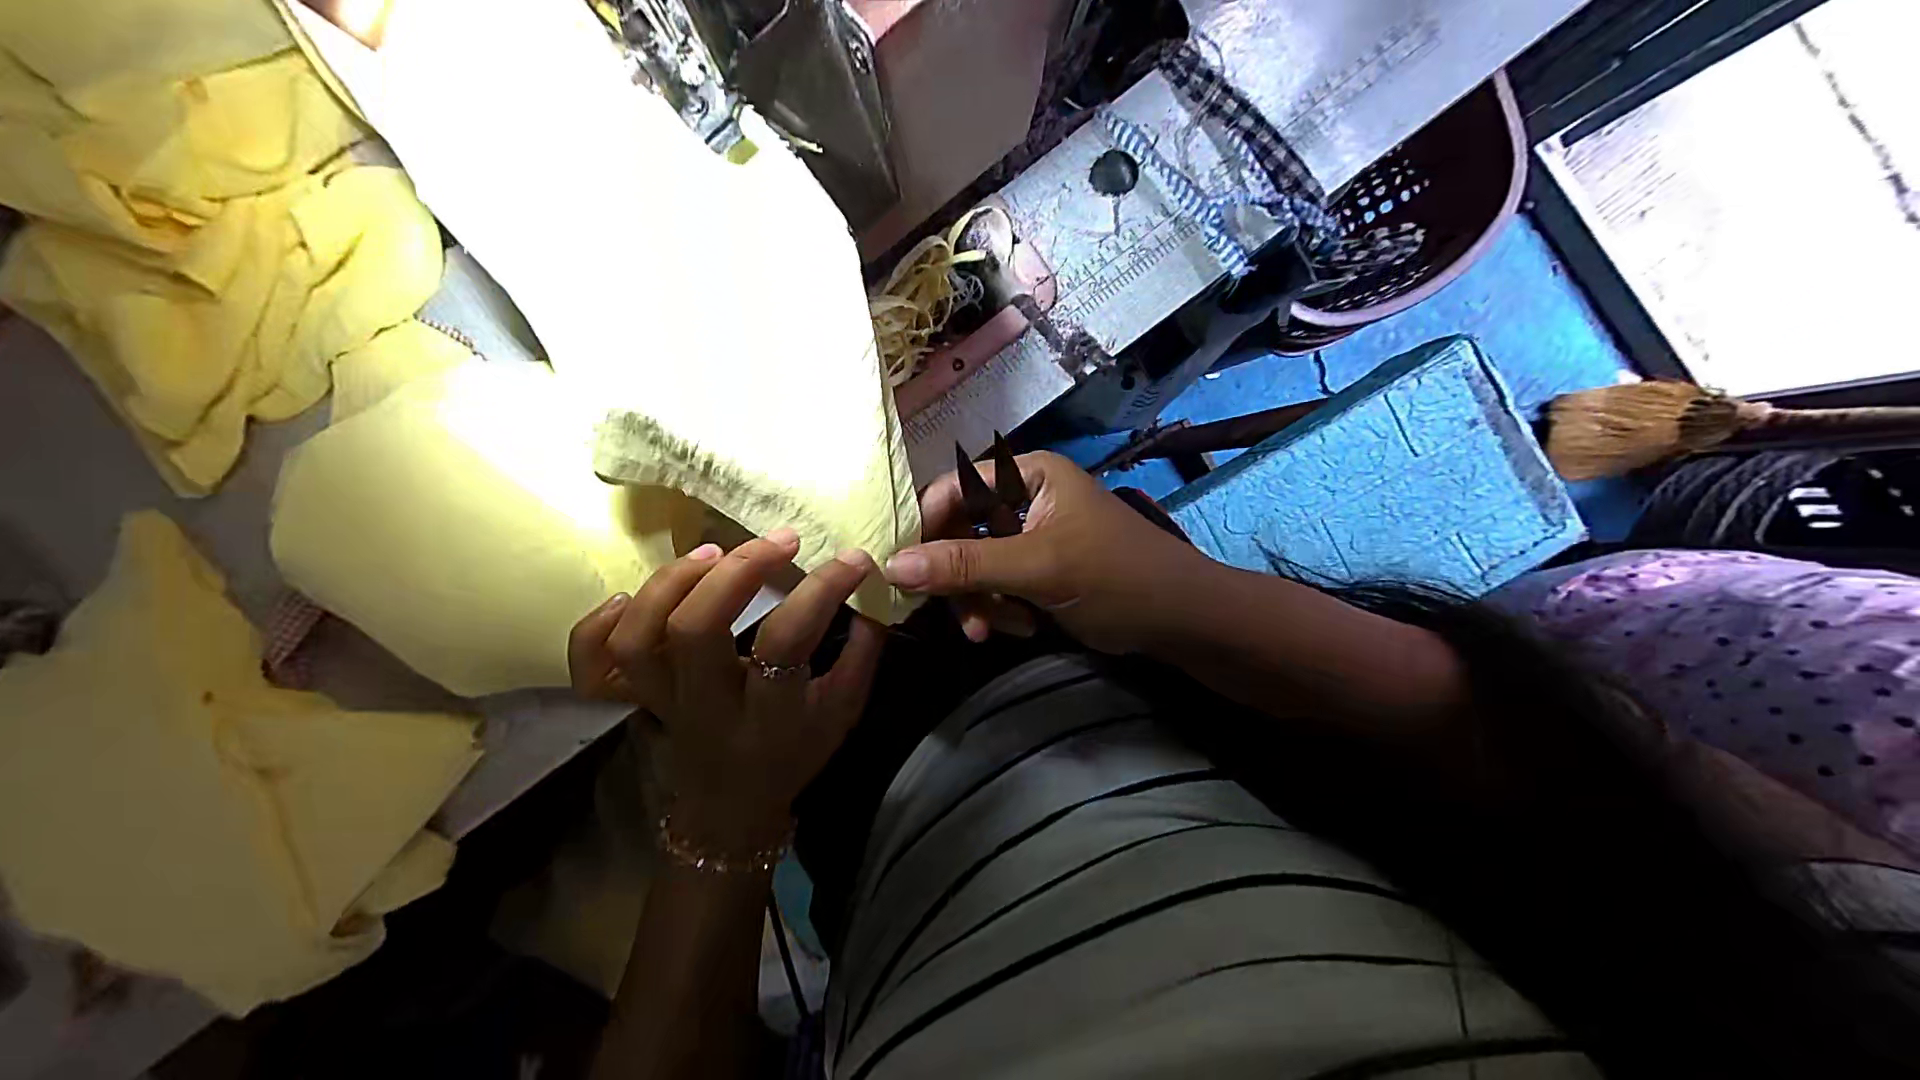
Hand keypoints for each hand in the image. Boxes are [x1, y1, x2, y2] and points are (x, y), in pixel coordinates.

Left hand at [568, 530, 885, 851]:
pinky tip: (633, 595)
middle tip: (781, 542)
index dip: (820, 591)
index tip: (852, 559)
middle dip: (738, 572)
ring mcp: (661, 704)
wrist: (731, 811)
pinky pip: (592, 664)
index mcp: (767, 718)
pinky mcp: (632, 700)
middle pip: (696, 631)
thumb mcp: (843, 713)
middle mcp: (706, 709)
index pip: (786, 643)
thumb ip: (861, 653)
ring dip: (672, 583)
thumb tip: (868, 588)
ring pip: (638, 640)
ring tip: (715, 552)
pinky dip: (599, 622)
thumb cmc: (794, 755)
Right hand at [884, 451, 1222, 654]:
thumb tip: (893, 566)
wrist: (1180, 622)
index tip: (905, 570)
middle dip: (961, 580)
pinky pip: (995, 586)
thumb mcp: (1039, 567)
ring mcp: (1030, 536)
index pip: (953, 490)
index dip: (926, 528)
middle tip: (962, 618)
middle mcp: (1023, 498)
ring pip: (974, 566)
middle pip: (960, 533)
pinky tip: (1024, 629)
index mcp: (1026, 475)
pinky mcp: (1036, 571)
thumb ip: (966, 565)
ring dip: (981, 602)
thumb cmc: (1116, 577)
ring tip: (1000, 630)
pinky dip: (1001, 610)